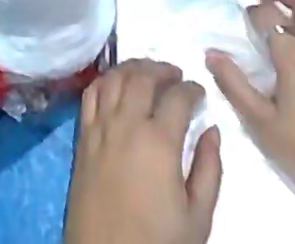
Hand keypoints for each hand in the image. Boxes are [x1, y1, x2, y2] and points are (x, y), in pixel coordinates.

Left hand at [66, 60, 221, 243]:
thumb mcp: (197, 217)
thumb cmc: (156, 243)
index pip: (178, 95)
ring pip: (115, 78)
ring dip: (134, 68)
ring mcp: (100, 130)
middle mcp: (127, 125)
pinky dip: (106, 80)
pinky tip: (117, 85)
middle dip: (163, 70)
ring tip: (148, 74)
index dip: (193, 89)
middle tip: (176, 77)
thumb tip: (212, 129)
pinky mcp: (82, 141)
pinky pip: (90, 95)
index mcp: (159, 141)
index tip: (200, 95)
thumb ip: (210, 168)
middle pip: (143, 76)